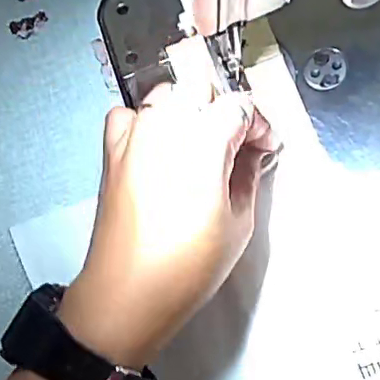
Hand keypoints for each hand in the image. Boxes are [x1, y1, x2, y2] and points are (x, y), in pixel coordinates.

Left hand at [59, 81, 277, 367]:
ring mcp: (134, 135)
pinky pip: (133, 115)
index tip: (267, 145)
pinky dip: (151, 122)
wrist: (129, 291)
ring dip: (191, 111)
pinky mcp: (112, 151)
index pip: (239, 106)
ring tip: (205, 147)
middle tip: (241, 143)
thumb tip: (252, 153)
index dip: (260, 124)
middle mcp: (165, 126)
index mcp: (203, 140)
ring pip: (168, 95)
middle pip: (202, 88)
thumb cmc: (186, 266)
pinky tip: (164, 149)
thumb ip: (247, 175)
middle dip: (226, 109)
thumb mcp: (238, 223)